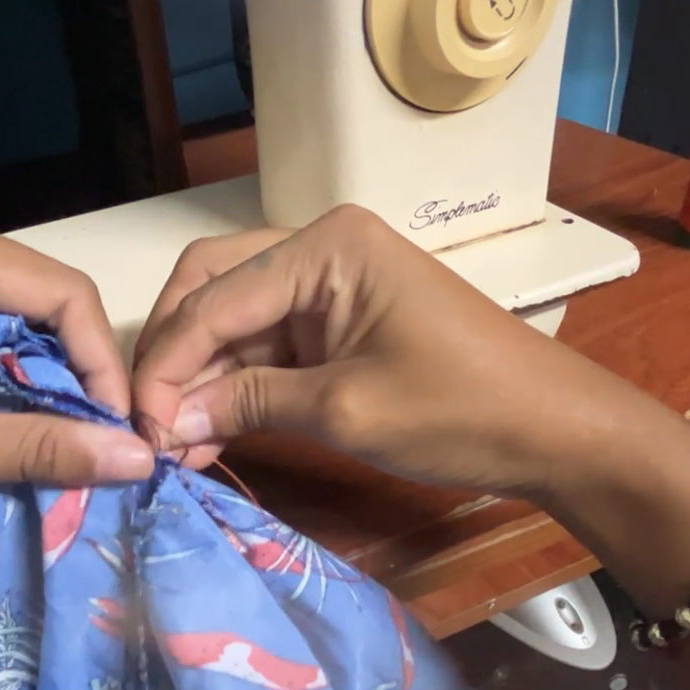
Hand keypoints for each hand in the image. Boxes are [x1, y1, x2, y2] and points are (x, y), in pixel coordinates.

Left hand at [0, 198, 154, 519]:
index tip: (118, 434)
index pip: (61, 292)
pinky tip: (11, 421)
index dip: (101, 363)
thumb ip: (35, 448)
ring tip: (61, 439)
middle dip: (75, 373)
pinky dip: (7, 379)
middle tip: (94, 443)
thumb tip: (140, 457)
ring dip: (45, 380)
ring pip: (18, 318)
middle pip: (43, 301)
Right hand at [131, 205, 634, 500]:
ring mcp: (326, 284)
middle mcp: (317, 248)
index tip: (137, 425)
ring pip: (234, 322)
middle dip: (176, 357)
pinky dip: (237, 387)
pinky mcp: (334, 321)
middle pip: (213, 290)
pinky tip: (210, 432)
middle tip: (149, 423)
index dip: (167, 363)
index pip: (214, 297)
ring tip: (174, 443)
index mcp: (323, 246)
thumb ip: (248, 403)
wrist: (552, 428)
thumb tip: (166, 421)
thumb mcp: (345, 408)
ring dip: (202, 379)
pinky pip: (267, 346)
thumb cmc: (460, 409)